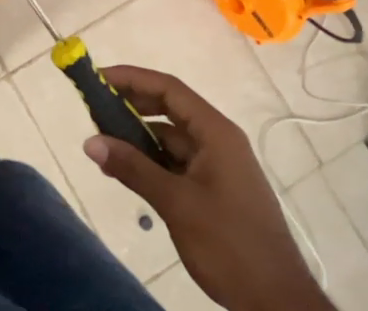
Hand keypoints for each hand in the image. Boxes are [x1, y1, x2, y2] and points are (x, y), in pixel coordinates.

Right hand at [84, 67, 330, 310]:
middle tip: (93, 111)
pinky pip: (175, 162)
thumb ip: (133, 168)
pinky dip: (149, 161)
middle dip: (130, 106)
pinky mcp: (213, 188)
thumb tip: (90, 141)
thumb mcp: (177, 203)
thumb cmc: (230, 244)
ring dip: (136, 138)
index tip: (97, 79)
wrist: (277, 300)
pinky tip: (124, 171)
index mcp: (216, 134)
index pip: (169, 89)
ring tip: (102, 145)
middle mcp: (218, 141)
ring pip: (169, 138)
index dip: (132, 79)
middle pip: (168, 108)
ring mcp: (217, 165)